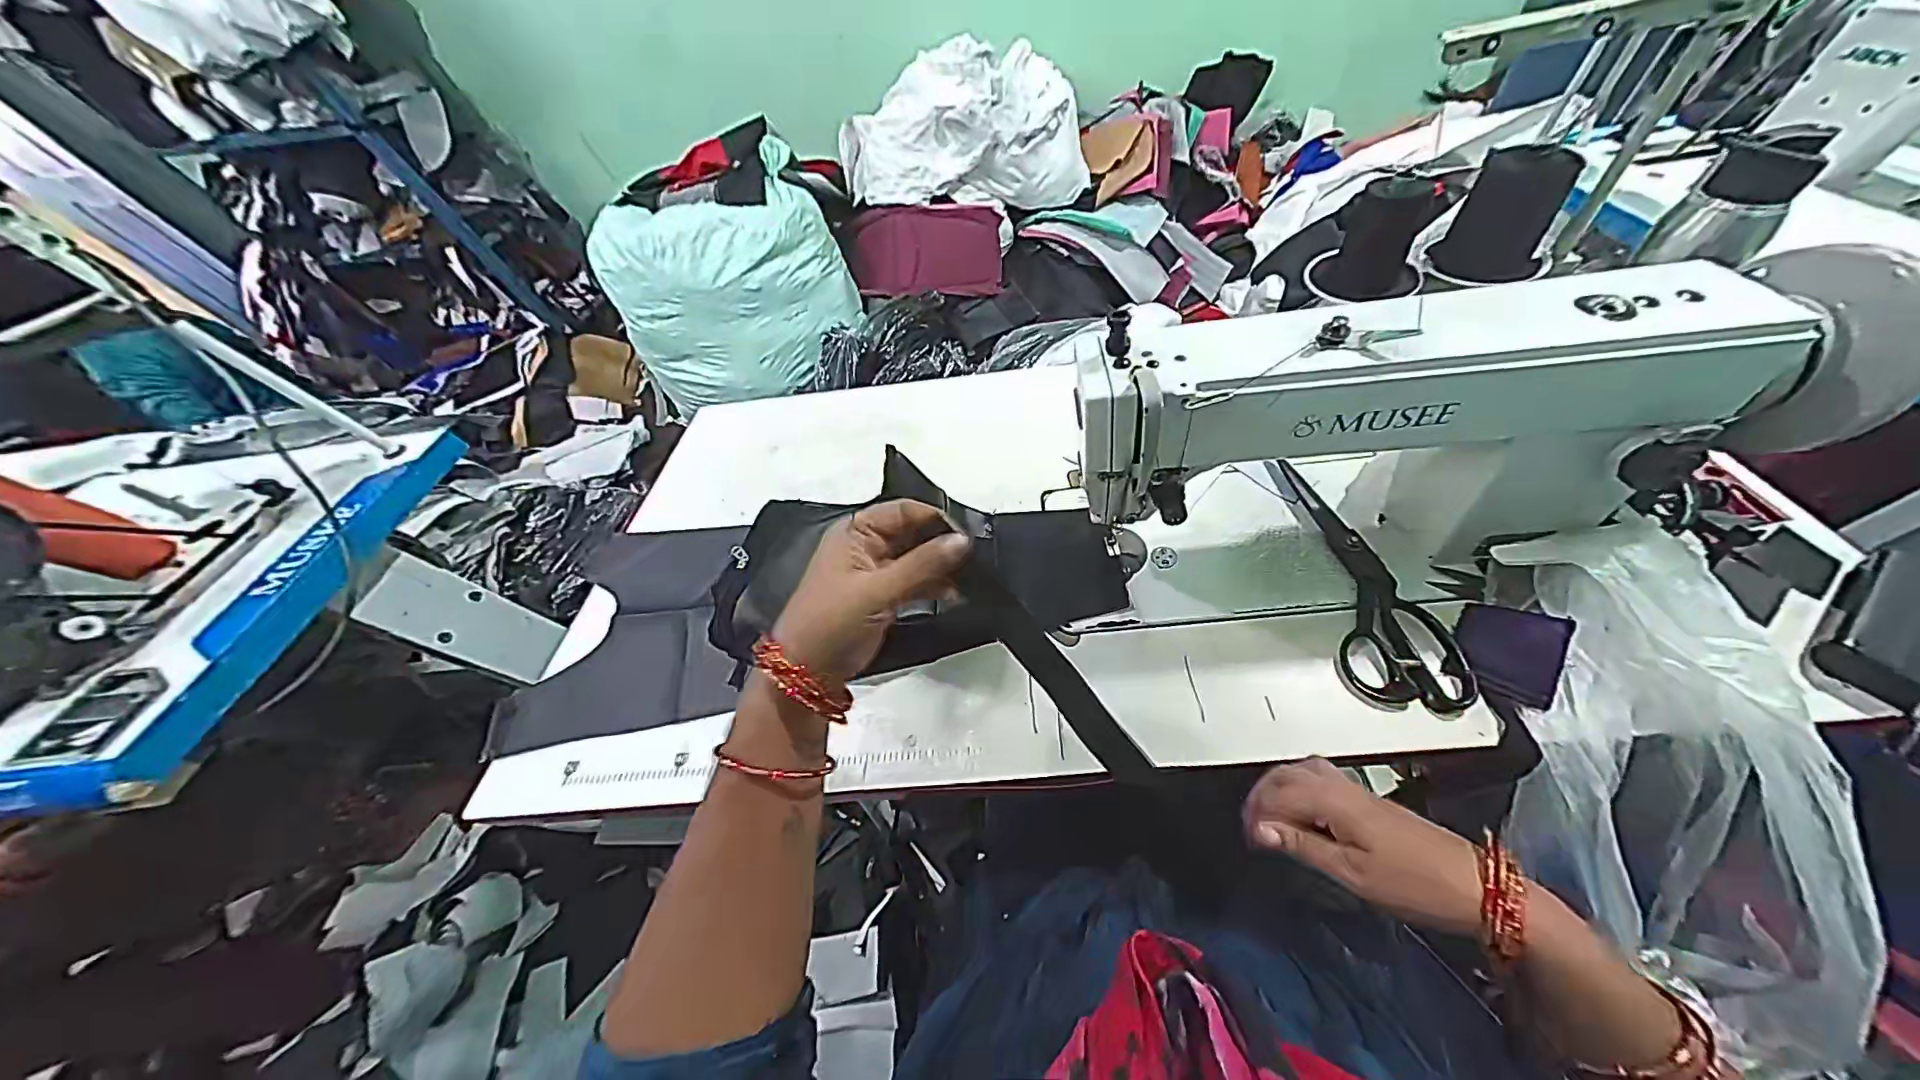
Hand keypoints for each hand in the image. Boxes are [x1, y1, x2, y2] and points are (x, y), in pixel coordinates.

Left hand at [771, 499, 971, 681]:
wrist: (807, 670)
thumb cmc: (833, 621)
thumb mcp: (878, 590)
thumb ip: (922, 564)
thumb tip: (963, 541)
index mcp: (856, 531)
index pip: (904, 510)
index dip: (936, 517)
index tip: (969, 531)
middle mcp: (867, 545)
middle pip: (913, 532)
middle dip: (943, 542)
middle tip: (978, 553)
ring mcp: (876, 571)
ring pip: (918, 558)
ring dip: (942, 566)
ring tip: (974, 574)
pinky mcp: (884, 595)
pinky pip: (916, 581)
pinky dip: (934, 585)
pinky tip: (958, 593)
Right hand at [1244, 758, 1481, 936]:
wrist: (1474, 885)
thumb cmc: (1414, 884)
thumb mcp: (1352, 874)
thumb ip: (1302, 847)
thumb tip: (1262, 831)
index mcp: (1334, 800)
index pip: (1277, 794)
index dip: (1257, 815)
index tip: (1252, 840)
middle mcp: (1341, 785)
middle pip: (1285, 774)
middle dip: (1261, 797)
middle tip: (1253, 828)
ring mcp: (1355, 788)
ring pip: (1301, 770)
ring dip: (1277, 788)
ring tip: (1269, 816)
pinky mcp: (1366, 797)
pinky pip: (1317, 775)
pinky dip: (1296, 785)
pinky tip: (1299, 807)